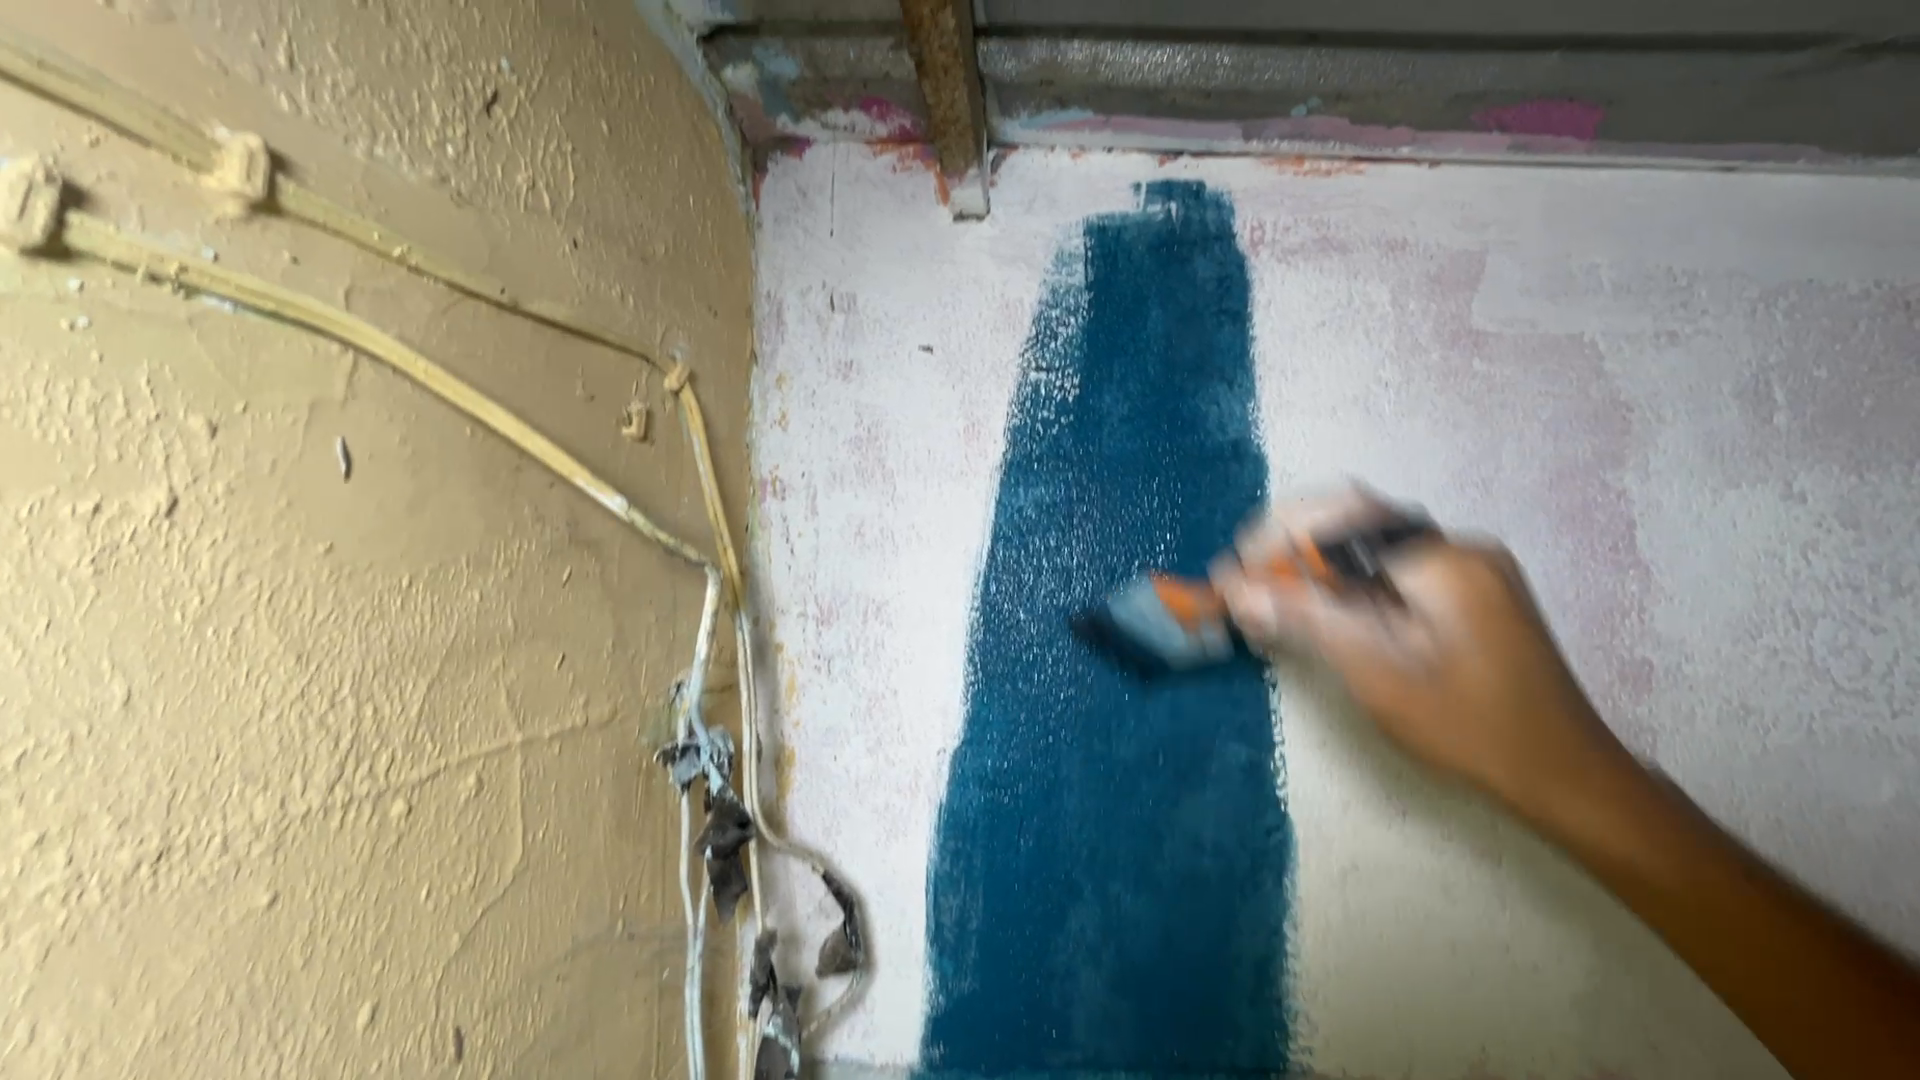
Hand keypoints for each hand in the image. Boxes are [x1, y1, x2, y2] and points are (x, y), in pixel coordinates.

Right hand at [1210, 487, 1626, 815]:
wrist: (1562, 773)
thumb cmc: (1469, 730)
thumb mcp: (1378, 676)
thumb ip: (1307, 620)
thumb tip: (1235, 588)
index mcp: (1443, 562)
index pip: (1343, 520)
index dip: (1278, 536)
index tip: (1233, 571)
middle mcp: (1457, 548)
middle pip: (1355, 521)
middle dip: (1290, 546)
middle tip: (1244, 585)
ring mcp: (1465, 567)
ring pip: (1369, 544)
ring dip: (1313, 564)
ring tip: (1266, 598)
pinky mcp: (1464, 590)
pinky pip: (1390, 568)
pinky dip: (1344, 582)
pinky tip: (1316, 610)